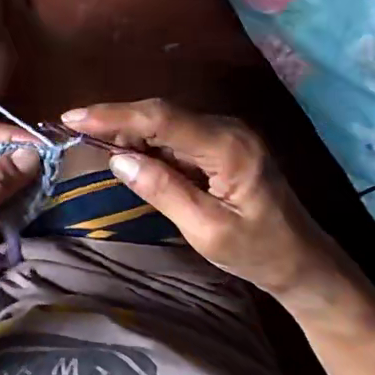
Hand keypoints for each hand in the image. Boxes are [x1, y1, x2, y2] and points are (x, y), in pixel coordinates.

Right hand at [62, 100, 347, 300]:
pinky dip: (142, 139)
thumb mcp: (206, 230)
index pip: (161, 119)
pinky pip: (172, 134)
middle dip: (114, 119)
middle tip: (71, 129)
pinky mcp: (219, 144)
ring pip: (163, 120)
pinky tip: (122, 150)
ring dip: (125, 129)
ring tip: (88, 139)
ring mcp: (224, 134)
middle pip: (159, 112)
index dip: (114, 115)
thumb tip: (117, 159)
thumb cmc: (258, 252)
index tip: (72, 117)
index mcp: (228, 148)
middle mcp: (227, 129)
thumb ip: (163, 191)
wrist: (303, 261)